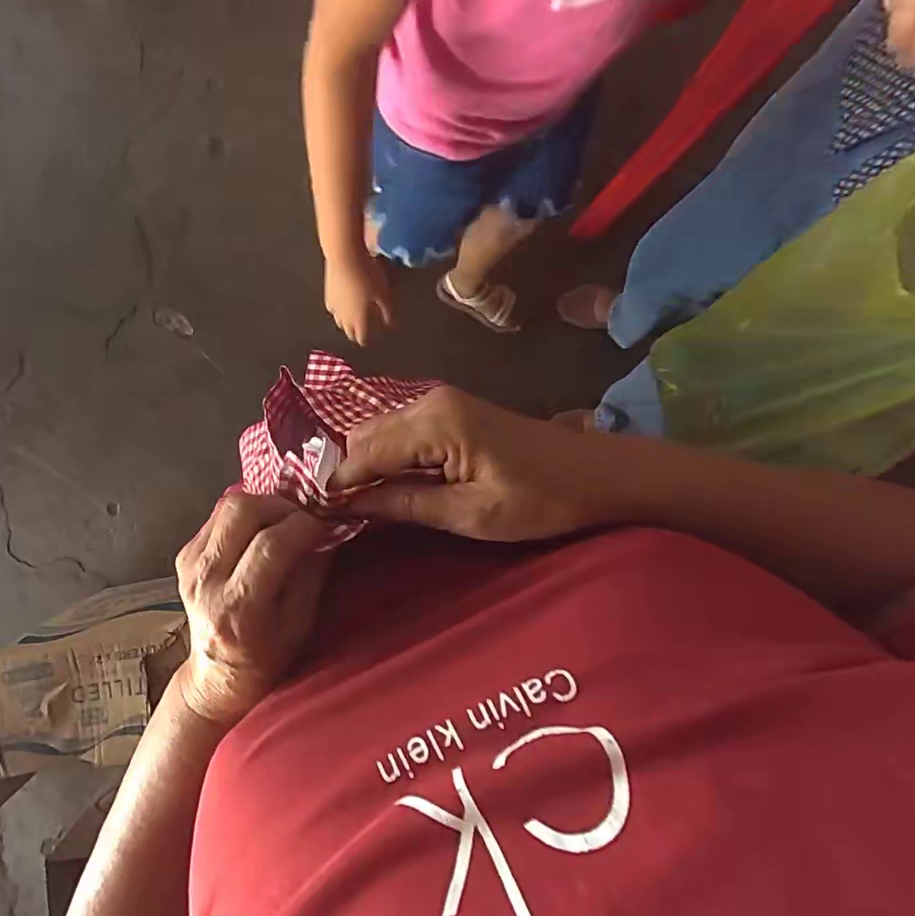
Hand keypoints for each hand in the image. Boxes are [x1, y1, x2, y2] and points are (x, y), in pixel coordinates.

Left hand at [174, 492, 332, 724]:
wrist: (217, 672)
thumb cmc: (266, 655)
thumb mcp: (300, 623)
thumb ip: (311, 572)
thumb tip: (326, 528)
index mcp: (239, 606)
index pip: (271, 546)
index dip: (303, 525)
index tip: (325, 522)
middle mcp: (207, 580)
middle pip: (242, 512)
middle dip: (280, 505)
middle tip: (302, 516)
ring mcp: (190, 564)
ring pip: (227, 506)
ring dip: (262, 505)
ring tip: (283, 520)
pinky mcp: (184, 554)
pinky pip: (217, 516)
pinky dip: (244, 516)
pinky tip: (259, 531)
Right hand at [324, 251, 394, 346]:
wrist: (344, 257)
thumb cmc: (367, 274)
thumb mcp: (384, 293)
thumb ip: (388, 311)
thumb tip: (392, 325)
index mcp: (358, 319)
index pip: (361, 337)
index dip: (366, 340)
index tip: (369, 341)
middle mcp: (344, 317)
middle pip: (348, 332)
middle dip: (355, 334)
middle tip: (360, 334)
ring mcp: (334, 306)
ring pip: (339, 322)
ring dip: (345, 325)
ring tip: (351, 322)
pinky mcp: (327, 295)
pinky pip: (333, 310)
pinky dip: (338, 312)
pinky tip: (340, 307)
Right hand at [329, 386, 632, 541]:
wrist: (598, 473)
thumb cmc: (541, 499)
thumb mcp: (472, 514)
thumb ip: (408, 504)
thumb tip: (352, 503)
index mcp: (436, 423)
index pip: (365, 451)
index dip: (339, 482)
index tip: (316, 510)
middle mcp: (429, 401)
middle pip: (363, 434)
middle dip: (346, 471)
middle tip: (335, 510)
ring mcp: (438, 400)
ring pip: (376, 430)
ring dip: (363, 463)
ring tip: (354, 500)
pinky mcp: (447, 409)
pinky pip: (397, 430)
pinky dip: (384, 455)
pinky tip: (384, 482)